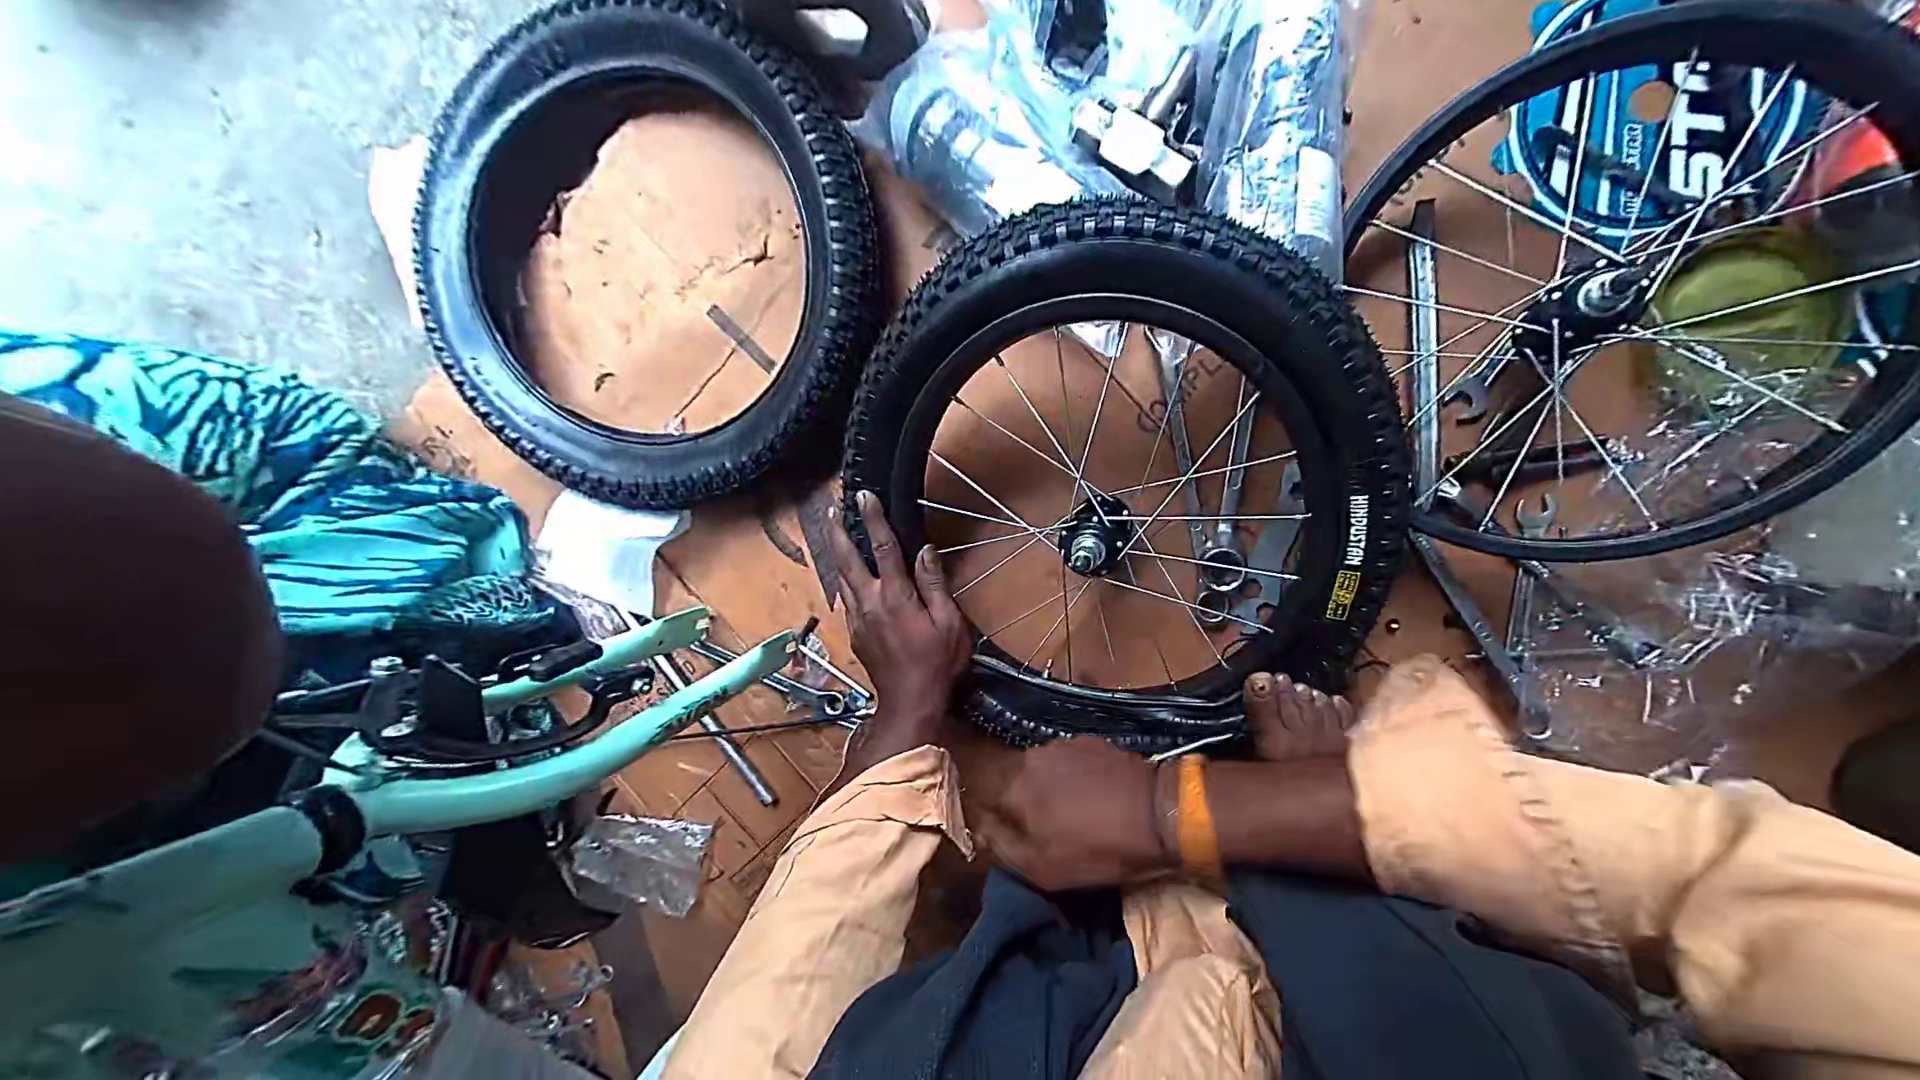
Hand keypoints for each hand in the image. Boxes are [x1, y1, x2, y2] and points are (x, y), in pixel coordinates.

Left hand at [826, 490, 973, 773]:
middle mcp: (870, 603)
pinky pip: (847, 597)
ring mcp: (859, 619)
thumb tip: (925, 551)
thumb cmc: (937, 663)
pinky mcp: (856, 633)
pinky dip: (844, 577)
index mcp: (895, 596)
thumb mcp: (949, 623)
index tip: (864, 496)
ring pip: (841, 577)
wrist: (910, 702)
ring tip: (833, 531)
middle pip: (847, 559)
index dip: (874, 519)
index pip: (882, 548)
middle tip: (831, 508)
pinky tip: (847, 574)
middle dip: (838, 531)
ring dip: (836, 551)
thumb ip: (934, 584)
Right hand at [972, 736, 1174, 891]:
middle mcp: (1030, 757)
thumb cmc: (1097, 849)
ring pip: (1043, 769)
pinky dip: (1077, 775)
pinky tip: (1096, 793)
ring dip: (1051, 787)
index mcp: (1012, 787)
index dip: (1001, 821)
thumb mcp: (1042, 869)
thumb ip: (1002, 846)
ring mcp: (1061, 744)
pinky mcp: (1090, 740)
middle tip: (1050, 828)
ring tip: (1077, 810)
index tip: (1019, 838)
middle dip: (1026, 802)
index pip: (987, 800)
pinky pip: (1071, 759)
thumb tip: (981, 828)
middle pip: (1015, 781)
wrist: (1159, 813)